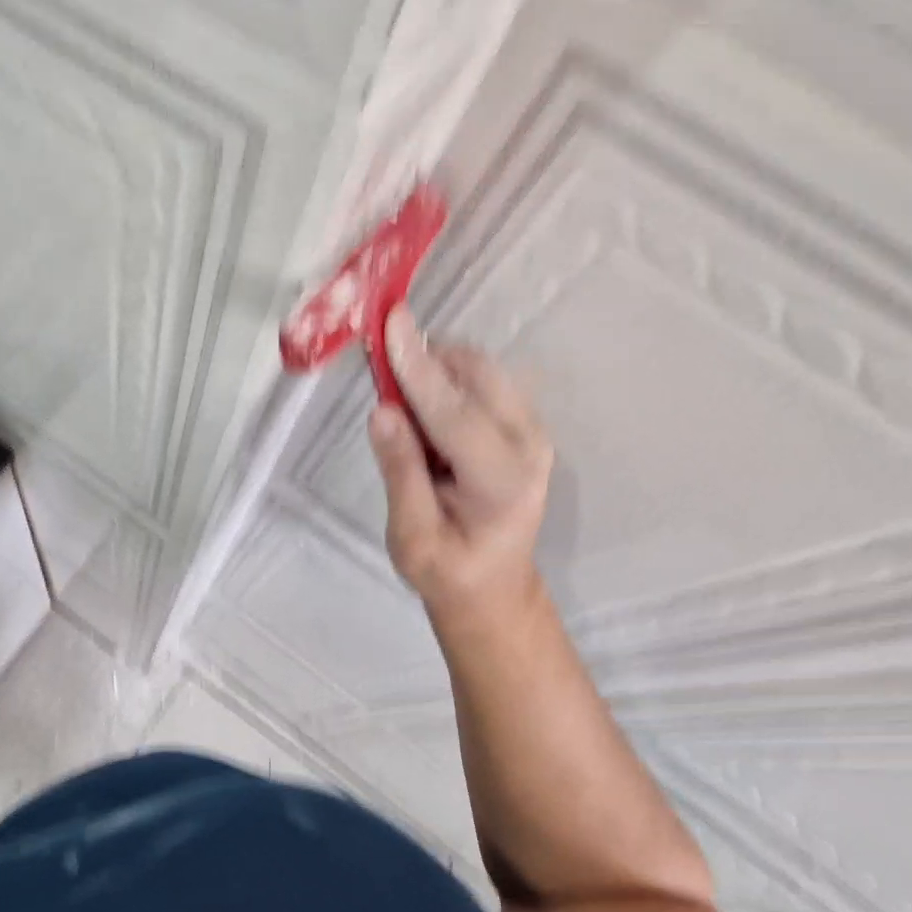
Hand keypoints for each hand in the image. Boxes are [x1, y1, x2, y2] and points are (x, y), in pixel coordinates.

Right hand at [368, 306, 552, 614]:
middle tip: (377, 361)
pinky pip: (485, 381)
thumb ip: (400, 472)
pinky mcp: (526, 425)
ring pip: (482, 371)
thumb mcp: (411, 536)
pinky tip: (421, 403)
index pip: (454, 413)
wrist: (494, 588)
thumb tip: (383, 411)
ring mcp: (533, 432)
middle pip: (475, 377)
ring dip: (436, 366)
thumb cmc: (447, 570)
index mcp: (501, 482)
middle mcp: (528, 447)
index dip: (418, 368)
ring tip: (396, 392)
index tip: (390, 324)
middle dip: (426, 359)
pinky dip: (448, 377)